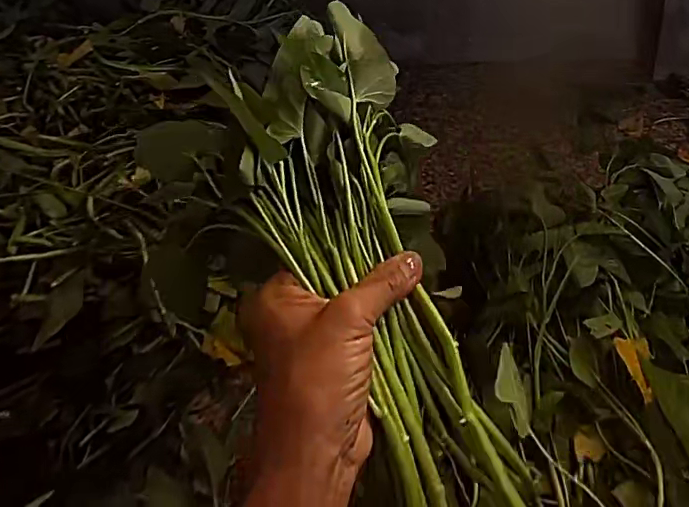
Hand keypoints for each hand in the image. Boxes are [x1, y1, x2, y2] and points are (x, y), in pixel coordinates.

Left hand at [241, 252, 421, 506]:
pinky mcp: (337, 360)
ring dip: (381, 299)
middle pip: (337, 278)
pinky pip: (364, 330)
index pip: (314, 253)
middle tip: (401, 254)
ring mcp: (314, 338)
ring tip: (410, 275)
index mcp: (276, 297)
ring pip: (355, 305)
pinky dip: (384, 323)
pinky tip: (407, 306)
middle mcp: (290, 314)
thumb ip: (381, 284)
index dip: (348, 243)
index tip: (381, 231)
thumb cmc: (315, 382)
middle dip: (370, 272)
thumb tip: (412, 258)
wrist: (317, 457)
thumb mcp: (348, 319)